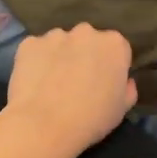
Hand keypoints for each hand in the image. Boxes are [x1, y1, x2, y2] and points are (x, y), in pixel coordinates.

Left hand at [3, 24, 137, 152]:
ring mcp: (55, 35)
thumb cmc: (91, 119)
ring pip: (60, 43)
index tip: (104, 83)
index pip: (117, 49)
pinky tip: (34, 83)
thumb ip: (127, 88)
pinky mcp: (29, 43)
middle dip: (85, 55)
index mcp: (114, 44)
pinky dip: (36, 61)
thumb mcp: (122, 109)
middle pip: (88, 41)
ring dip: (60, 56)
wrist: (45, 125)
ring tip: (52, 83)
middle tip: (78, 82)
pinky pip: (36, 50)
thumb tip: (125, 81)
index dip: (111, 67)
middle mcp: (86, 32)